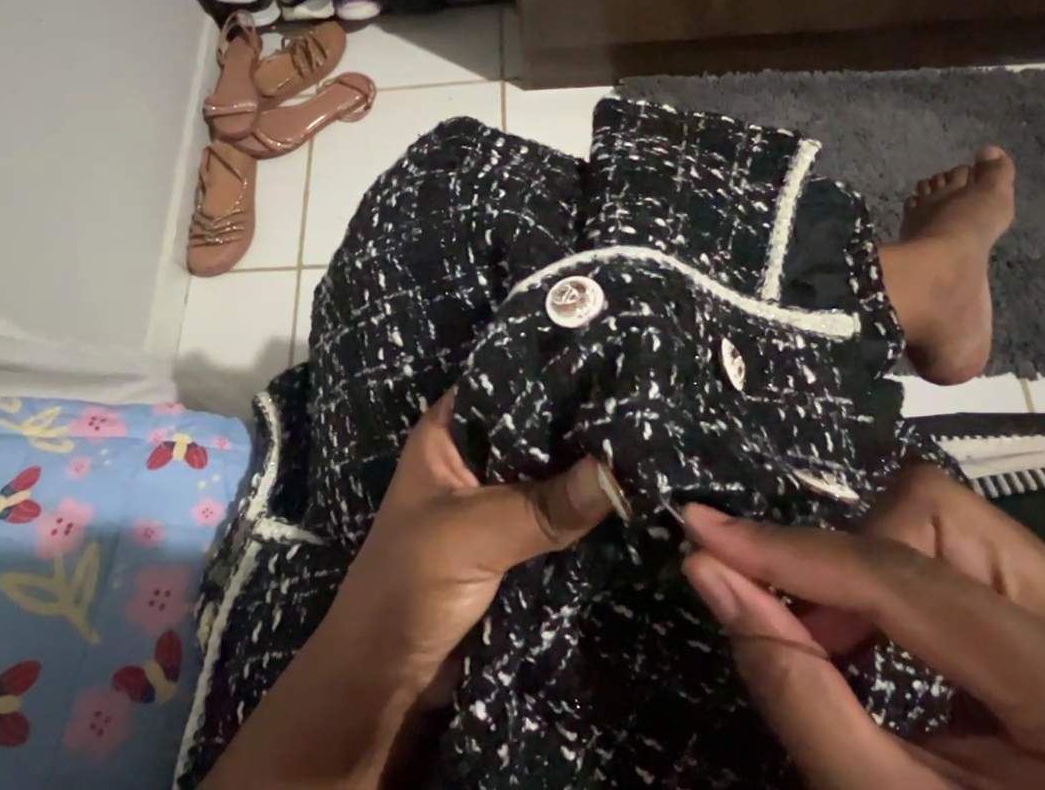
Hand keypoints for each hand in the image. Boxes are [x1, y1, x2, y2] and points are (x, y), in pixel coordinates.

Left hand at [203, 391, 612, 787]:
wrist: (387, 673)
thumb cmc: (409, 584)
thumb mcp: (474, 536)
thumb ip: (544, 505)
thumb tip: (621, 472)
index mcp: (448, 433)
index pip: (510, 386)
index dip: (560, 378)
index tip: (621, 371)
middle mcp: (474, 457)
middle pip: (539, 431)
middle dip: (586, 431)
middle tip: (652, 419)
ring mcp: (495, 500)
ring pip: (552, 475)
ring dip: (593, 474)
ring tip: (657, 455)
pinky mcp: (514, 541)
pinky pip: (559, 515)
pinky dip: (588, 513)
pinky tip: (638, 501)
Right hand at [680, 467, 1044, 789]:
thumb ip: (793, 688)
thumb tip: (708, 571)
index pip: (908, 581)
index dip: (793, 554)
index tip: (700, 532)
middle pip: (937, 516)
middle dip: (842, 561)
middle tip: (803, 637)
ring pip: (946, 520)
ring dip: (864, 568)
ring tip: (839, 649)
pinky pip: (962, 553)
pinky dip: (894, 583)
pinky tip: (879, 646)